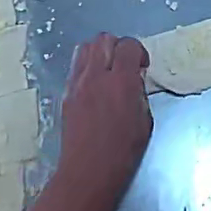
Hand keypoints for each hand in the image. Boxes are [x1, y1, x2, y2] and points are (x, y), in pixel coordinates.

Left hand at [55, 33, 152, 204]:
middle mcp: (97, 76)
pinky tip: (94, 83)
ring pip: (86, 47)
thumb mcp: (144, 122)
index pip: (129, 46)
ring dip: (100, 51)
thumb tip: (135, 78)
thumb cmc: (122, 153)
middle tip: (125, 65)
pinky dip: (87, 66)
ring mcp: (78, 82)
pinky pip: (76, 66)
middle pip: (104, 39)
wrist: (88, 172)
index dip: (138, 51)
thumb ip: (140, 93)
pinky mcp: (66, 91)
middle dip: (118, 46)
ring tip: (108, 70)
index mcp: (121, 83)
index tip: (142, 65)